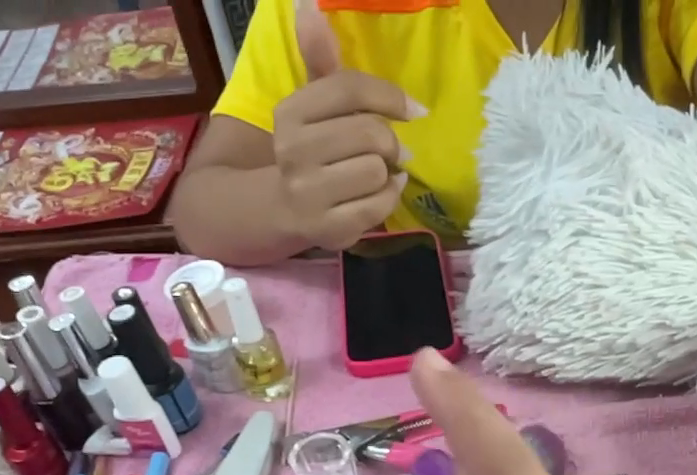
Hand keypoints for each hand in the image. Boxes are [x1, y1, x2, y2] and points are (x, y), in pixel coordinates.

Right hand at [272, 0, 422, 250]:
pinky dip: (388, 199)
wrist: (284, 208)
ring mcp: (309, 194)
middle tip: (388, 151)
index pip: (350, 88)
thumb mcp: (313, 104)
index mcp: (290, 113)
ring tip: (377, 174)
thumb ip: (320, 60)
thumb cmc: (311, 150)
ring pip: (377, 171)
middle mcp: (293, 152)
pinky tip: (378, 194)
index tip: (413, 110)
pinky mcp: (329, 229)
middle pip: (371, 134)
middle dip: (389, 143)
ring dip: (388, 174)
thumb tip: (310, 5)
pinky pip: (379, 207)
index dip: (390, 96)